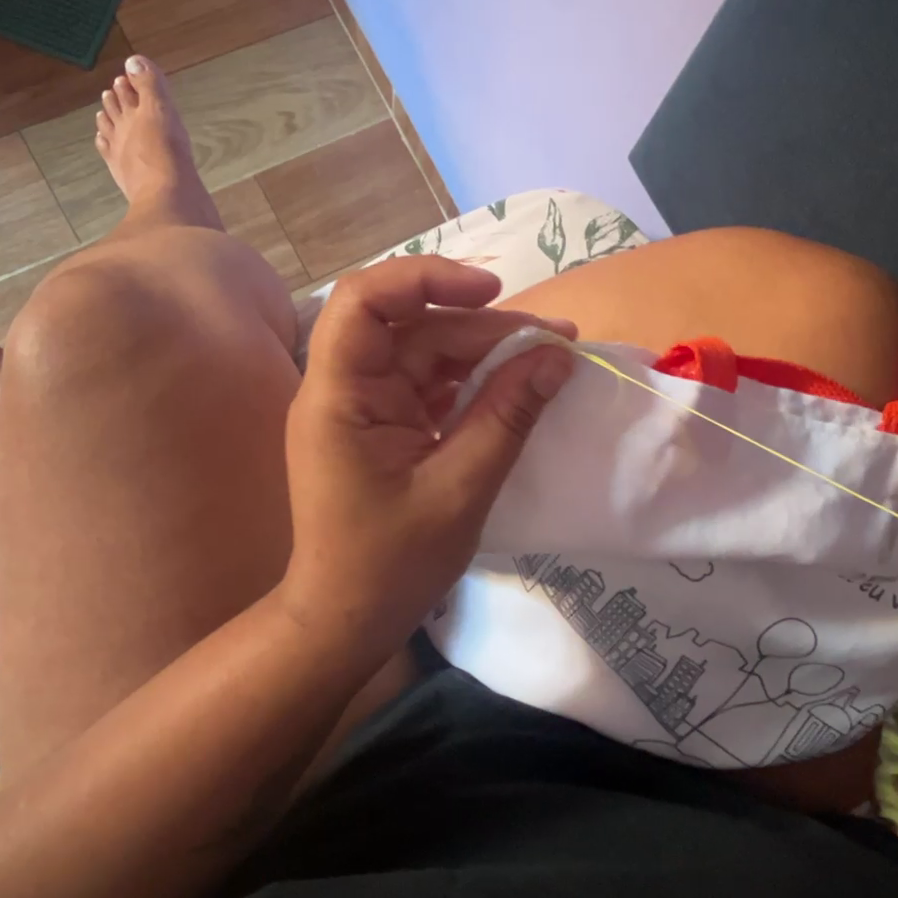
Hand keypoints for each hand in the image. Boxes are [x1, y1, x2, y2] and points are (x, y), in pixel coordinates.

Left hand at [278, 257, 575, 647]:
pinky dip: (474, 384)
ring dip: (486, 353)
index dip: (427, 278)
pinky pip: (431, 386)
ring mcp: (366, 407)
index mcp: (340, 395)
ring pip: (427, 353)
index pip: (365, 300)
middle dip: (484, 327)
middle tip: (557, 342)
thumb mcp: (461, 488)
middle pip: (413, 326)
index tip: (493, 291)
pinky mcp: (385, 427)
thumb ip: (507, 416)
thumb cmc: (392, 563)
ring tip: (551, 360)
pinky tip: (518, 388)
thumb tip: (557, 355)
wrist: (347, 619)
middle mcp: (345, 388)